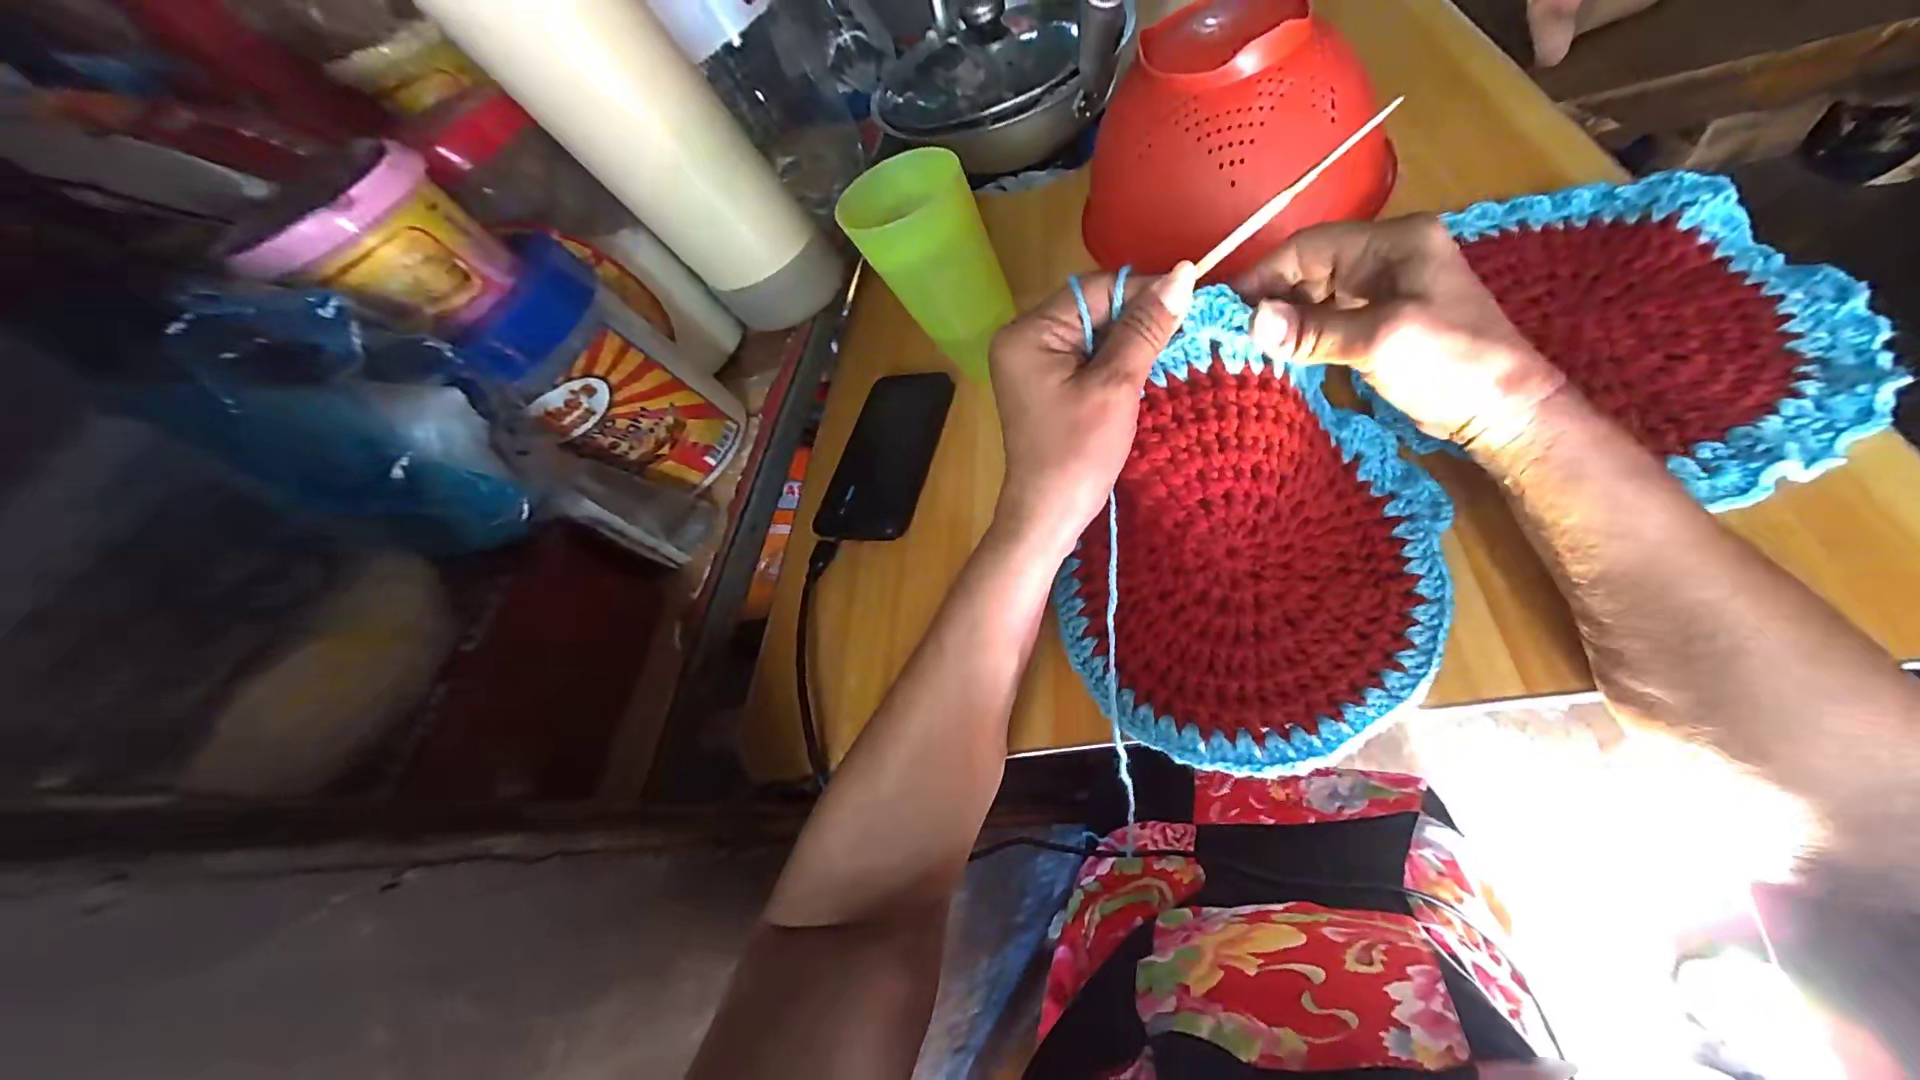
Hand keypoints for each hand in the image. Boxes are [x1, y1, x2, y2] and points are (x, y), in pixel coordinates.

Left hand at [988, 263, 1197, 553]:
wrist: (1048, 513)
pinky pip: (1086, 356)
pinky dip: (1115, 360)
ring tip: (1173, 347)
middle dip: (1138, 317)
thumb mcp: (1115, 386)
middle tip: (1188, 326)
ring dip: (1132, 339)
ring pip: (1093, 333)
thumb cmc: (1078, 454)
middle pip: (1092, 308)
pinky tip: (1144, 368)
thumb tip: (1183, 274)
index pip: (1095, 290)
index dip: (1145, 290)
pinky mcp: (1045, 383)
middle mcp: (1023, 339)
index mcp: (1028, 333)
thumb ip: (1146, 328)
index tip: (1193, 296)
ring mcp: (1032, 362)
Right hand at [1236, 216, 1565, 458]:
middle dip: (1270, 300)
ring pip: (1312, 294)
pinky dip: (1299, 334)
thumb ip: (1312, 330)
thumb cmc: (1450, 365)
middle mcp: (1386, 255)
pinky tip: (1279, 354)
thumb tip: (1251, 321)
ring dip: (1282, 320)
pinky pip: (1324, 316)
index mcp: (1395, 242)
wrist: (1501, 409)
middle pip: (1307, 269)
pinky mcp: (1377, 317)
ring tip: (1250, 348)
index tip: (1224, 311)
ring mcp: (1381, 287)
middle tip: (1233, 335)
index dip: (1262, 277)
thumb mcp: (1377, 342)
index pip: (1308, 247)